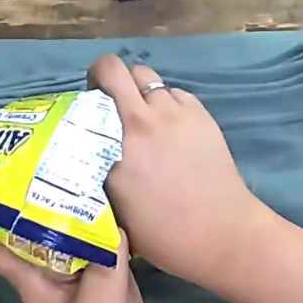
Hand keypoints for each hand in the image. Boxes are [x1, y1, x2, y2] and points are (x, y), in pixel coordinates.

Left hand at [0, 176, 146, 302]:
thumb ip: (105, 258)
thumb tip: (110, 213)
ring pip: (40, 210)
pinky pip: (77, 217)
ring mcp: (61, 255)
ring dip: (34, 180)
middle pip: (1, 214)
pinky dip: (77, 195)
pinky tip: (90, 175)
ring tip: (42, 142)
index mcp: (23, 268)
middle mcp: (35, 255)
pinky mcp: (89, 256)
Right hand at [89, 55, 279, 286]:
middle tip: (107, 95)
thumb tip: (95, 149)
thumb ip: (100, 169)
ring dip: (138, 89)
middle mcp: (138, 121)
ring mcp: (172, 112)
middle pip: (113, 68)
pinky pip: (174, 92)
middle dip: (104, 74)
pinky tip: (171, 126)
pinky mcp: (199, 112)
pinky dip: (166, 102)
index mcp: (111, 149)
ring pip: (146, 77)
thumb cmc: (163, 234)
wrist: (220, 232)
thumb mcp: (113, 206)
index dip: (83, 104)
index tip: (85, 113)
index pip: (83, 105)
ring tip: (143, 113)